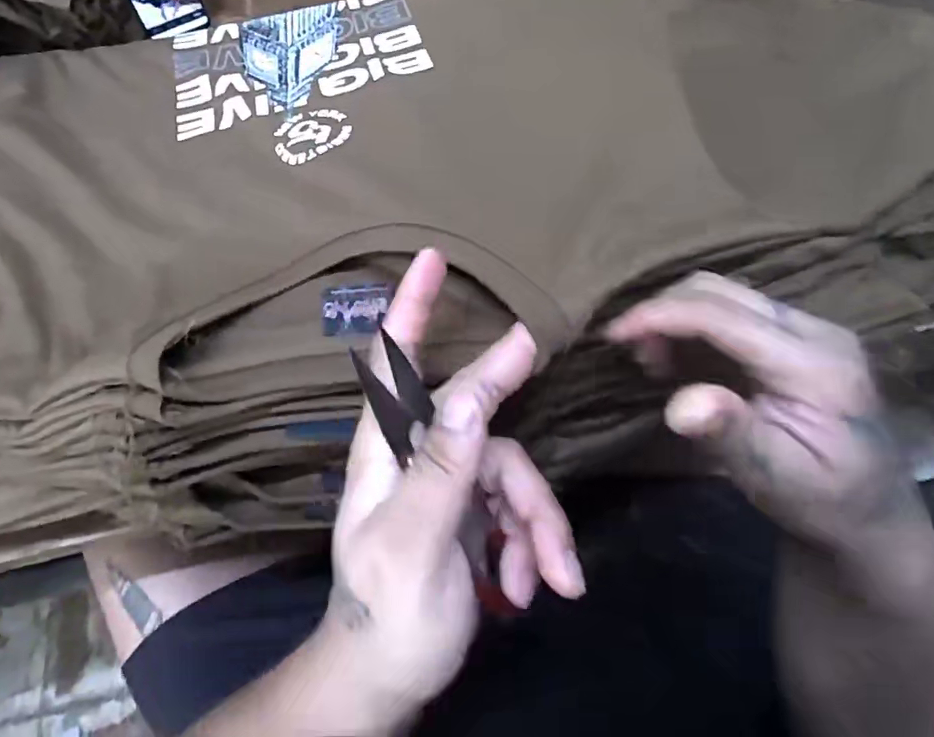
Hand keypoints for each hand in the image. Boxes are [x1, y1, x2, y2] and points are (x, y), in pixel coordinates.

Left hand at [320, 249, 586, 725]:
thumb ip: (445, 465)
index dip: (410, 305)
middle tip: (535, 436)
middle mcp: (416, 451)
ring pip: (511, 472)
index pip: (394, 359)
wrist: (389, 675)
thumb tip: (473, 392)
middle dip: (517, 467)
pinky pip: (517, 509)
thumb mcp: (416, 539)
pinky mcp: (473, 514)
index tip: (430, 257)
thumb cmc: (387, 608)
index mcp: (386, 445)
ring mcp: (447, 482)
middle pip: (479, 420)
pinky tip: (534, 590)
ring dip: (538, 527)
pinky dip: (535, 546)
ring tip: (547, 583)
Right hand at [604, 271, 922, 559]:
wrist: (871, 515)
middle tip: (632, 351)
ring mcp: (808, 327)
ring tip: (654, 357)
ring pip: (719, 291)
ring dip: (673, 313)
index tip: (611, 335)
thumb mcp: (774, 478)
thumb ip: (731, 434)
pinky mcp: (793, 332)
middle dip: (661, 310)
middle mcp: (816, 331)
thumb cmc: (819, 501)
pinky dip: (688, 320)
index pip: (720, 315)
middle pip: (716, 290)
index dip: (658, 316)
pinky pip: (727, 305)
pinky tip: (678, 356)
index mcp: (816, 366)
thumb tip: (682, 406)